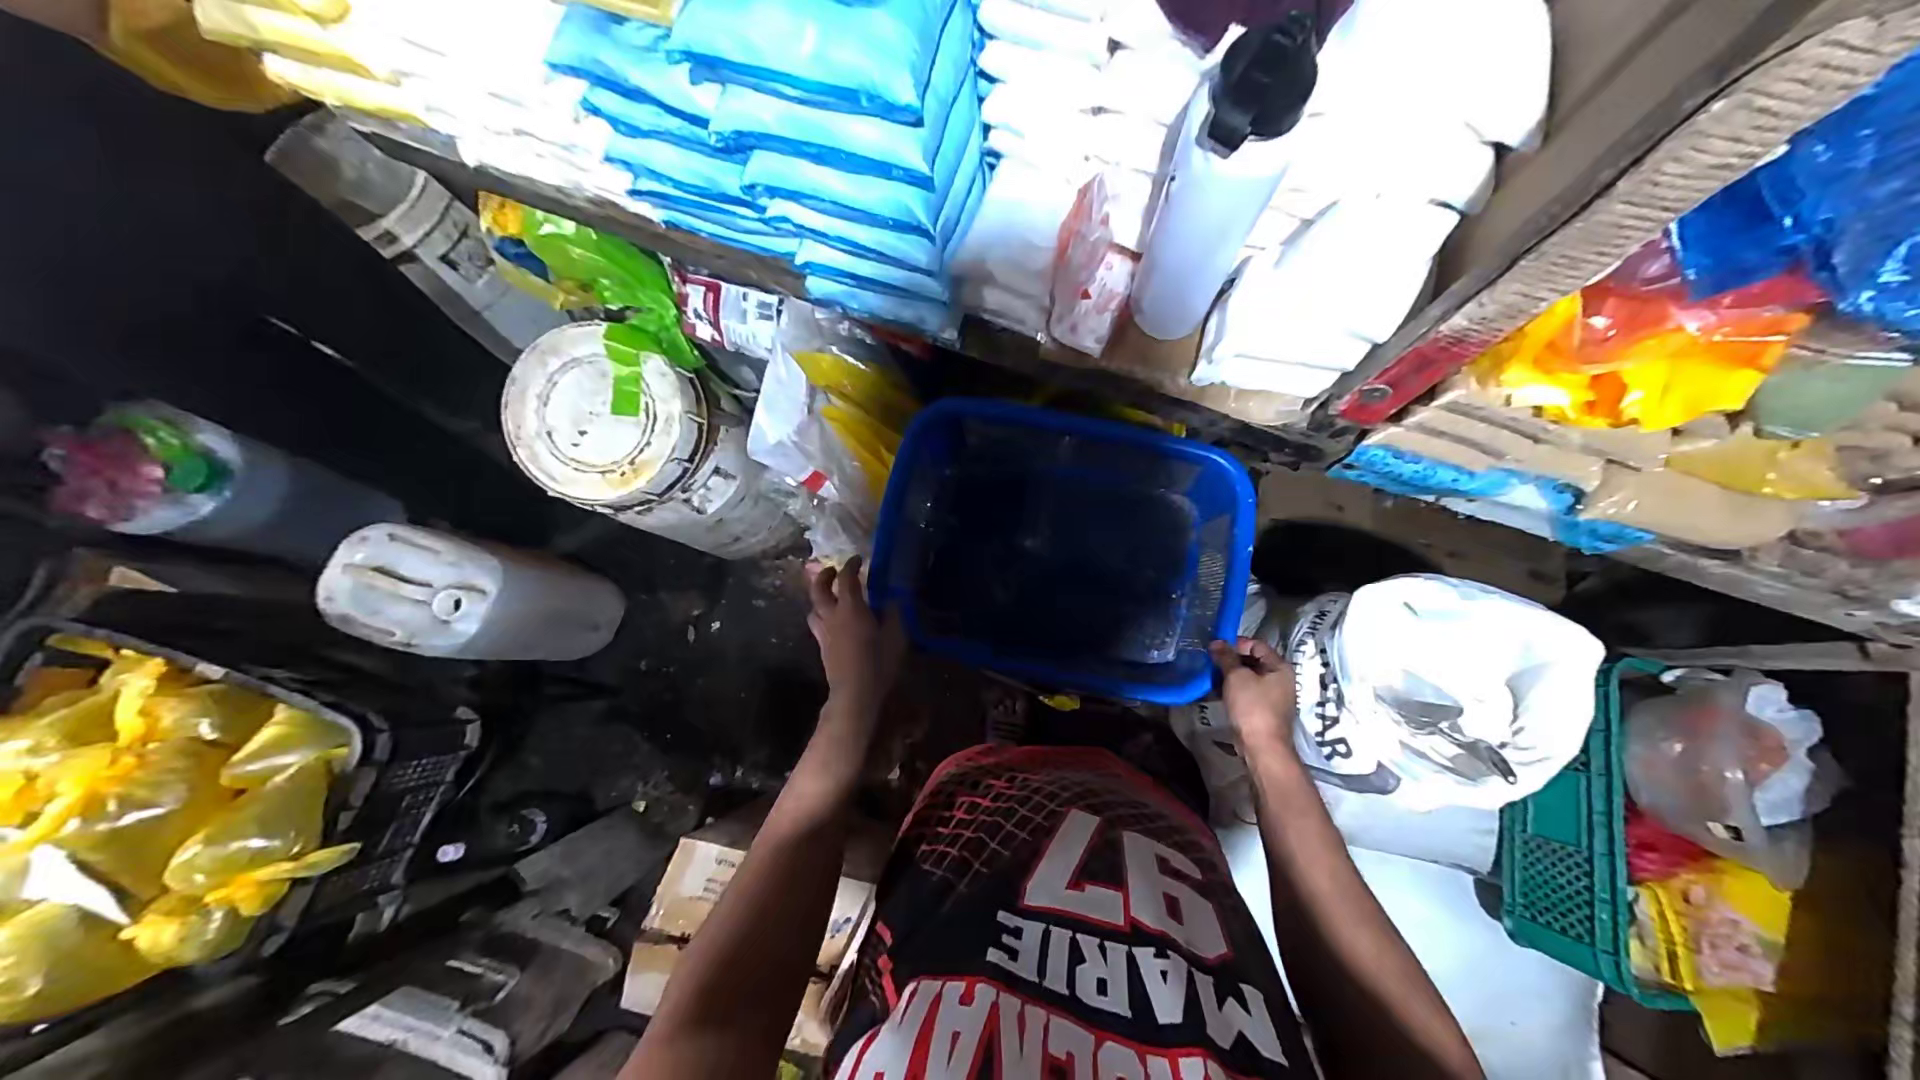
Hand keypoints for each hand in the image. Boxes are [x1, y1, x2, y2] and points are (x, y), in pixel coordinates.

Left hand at [807, 556, 904, 723]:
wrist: (854, 693)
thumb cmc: (878, 663)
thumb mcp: (895, 636)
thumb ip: (893, 613)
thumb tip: (893, 598)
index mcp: (851, 608)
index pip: (846, 578)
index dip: (851, 565)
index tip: (858, 559)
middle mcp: (832, 616)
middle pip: (819, 589)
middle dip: (824, 576)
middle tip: (833, 570)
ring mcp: (824, 632)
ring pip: (814, 608)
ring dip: (820, 597)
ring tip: (831, 597)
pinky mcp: (822, 647)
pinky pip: (817, 624)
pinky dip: (823, 616)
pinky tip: (834, 622)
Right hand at [1209, 638, 1297, 759]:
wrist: (1262, 746)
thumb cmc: (1252, 707)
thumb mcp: (1236, 677)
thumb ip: (1226, 657)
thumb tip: (1216, 642)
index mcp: (1279, 667)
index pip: (1256, 644)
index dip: (1235, 643)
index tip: (1215, 647)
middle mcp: (1280, 679)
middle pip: (1253, 660)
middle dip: (1230, 659)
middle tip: (1209, 660)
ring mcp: (1272, 695)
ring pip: (1248, 677)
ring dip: (1229, 674)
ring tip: (1209, 674)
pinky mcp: (1263, 709)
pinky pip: (1246, 691)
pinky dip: (1232, 688)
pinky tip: (1216, 690)